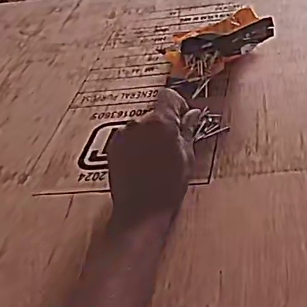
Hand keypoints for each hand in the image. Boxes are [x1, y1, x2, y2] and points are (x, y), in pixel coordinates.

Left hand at [104, 88, 202, 226]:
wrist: (141, 211)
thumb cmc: (167, 187)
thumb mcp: (187, 157)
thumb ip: (188, 130)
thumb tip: (192, 115)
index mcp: (160, 122)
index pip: (168, 96)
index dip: (178, 105)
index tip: (183, 119)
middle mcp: (138, 123)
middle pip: (154, 112)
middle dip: (165, 123)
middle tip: (174, 145)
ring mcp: (123, 135)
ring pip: (141, 125)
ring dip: (150, 135)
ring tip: (159, 159)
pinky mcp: (113, 148)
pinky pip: (129, 138)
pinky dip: (137, 145)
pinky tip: (145, 163)